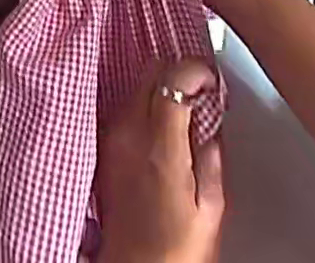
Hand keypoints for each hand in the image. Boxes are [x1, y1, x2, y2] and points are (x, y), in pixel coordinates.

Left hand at [96, 58, 224, 262]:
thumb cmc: (174, 252)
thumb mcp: (210, 207)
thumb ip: (211, 154)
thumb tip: (210, 120)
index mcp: (159, 147)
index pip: (173, 78)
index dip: (196, 69)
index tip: (211, 78)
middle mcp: (128, 131)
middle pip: (151, 70)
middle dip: (178, 72)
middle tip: (200, 90)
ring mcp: (111, 135)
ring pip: (137, 83)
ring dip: (161, 87)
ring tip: (184, 111)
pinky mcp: (103, 143)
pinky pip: (126, 104)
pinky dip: (145, 102)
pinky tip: (161, 125)